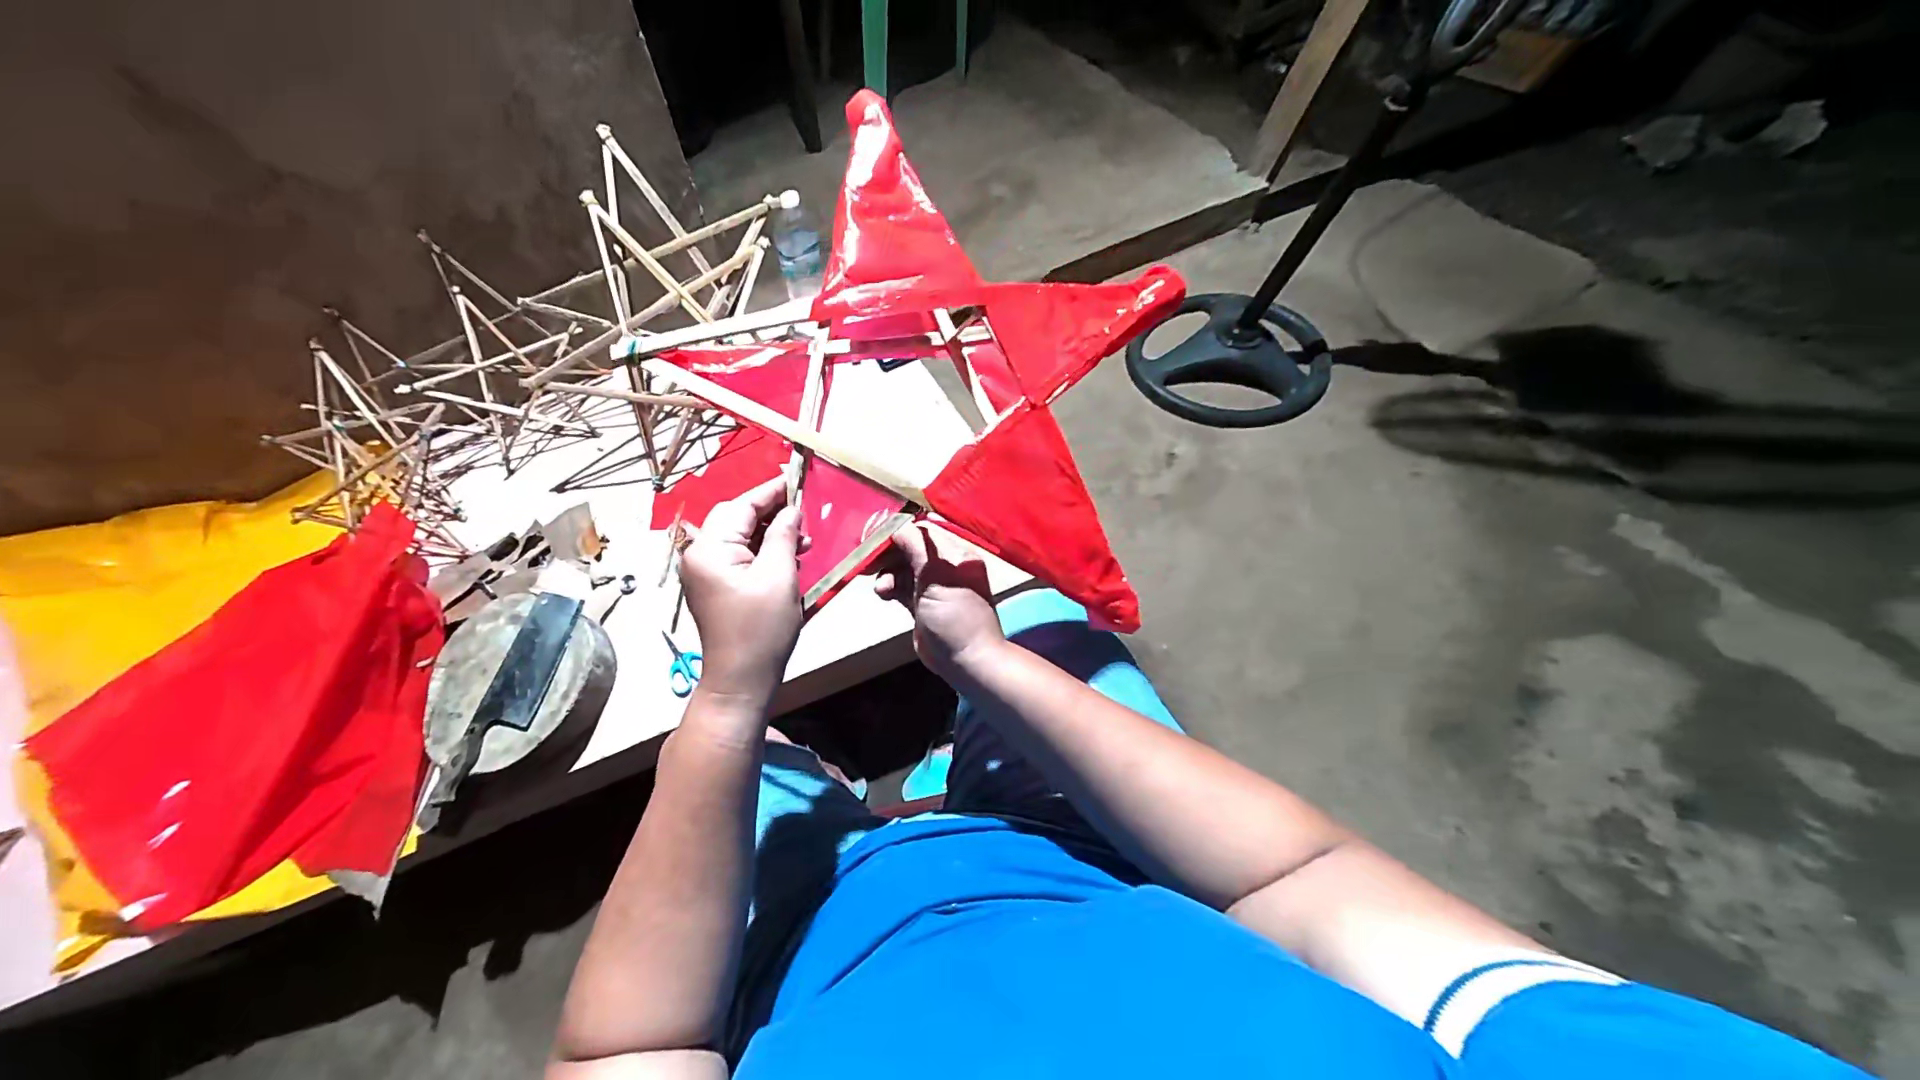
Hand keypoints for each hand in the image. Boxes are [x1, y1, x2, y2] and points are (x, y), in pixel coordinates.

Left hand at [679, 478, 803, 707]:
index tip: (799, 478)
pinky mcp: (716, 586)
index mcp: (710, 549)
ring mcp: (706, 572)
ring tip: (803, 539)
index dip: (772, 491)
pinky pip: (740, 556)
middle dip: (772, 512)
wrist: (741, 680)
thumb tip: (792, 509)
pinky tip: (789, 557)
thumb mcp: (780, 577)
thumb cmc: (761, 630)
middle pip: (738, 518)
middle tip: (806, 510)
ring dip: (771, 533)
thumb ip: (784, 536)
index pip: (742, 506)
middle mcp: (701, 555)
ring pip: (741, 537)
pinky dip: (764, 551)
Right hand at [872, 523, 1003, 677]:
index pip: (922, 531)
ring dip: (887, 572)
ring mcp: (932, 585)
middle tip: (867, 560)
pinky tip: (883, 593)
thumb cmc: (956, 616)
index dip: (898, 531)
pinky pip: (900, 586)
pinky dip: (889, 586)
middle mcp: (944, 565)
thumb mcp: (937, 576)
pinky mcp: (921, 603)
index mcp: (955, 553)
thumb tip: (897, 527)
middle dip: (888, 553)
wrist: (966, 660)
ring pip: (902, 567)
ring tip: (881, 586)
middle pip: (909, 548)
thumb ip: (917, 547)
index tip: (873, 536)